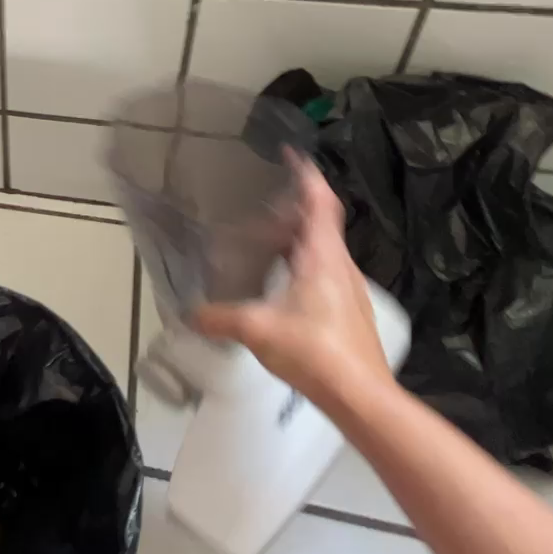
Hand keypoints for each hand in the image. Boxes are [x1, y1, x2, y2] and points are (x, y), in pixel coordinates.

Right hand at [192, 155, 392, 404]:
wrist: (363, 399)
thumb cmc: (314, 351)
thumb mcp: (257, 329)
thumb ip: (220, 318)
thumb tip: (189, 314)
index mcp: (322, 258)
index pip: (320, 204)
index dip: (307, 176)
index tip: (293, 154)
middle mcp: (340, 267)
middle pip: (320, 224)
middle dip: (292, 210)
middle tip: (262, 206)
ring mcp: (349, 290)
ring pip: (324, 250)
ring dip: (298, 239)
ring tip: (266, 242)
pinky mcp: (350, 312)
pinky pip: (325, 273)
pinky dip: (303, 264)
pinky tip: (282, 284)